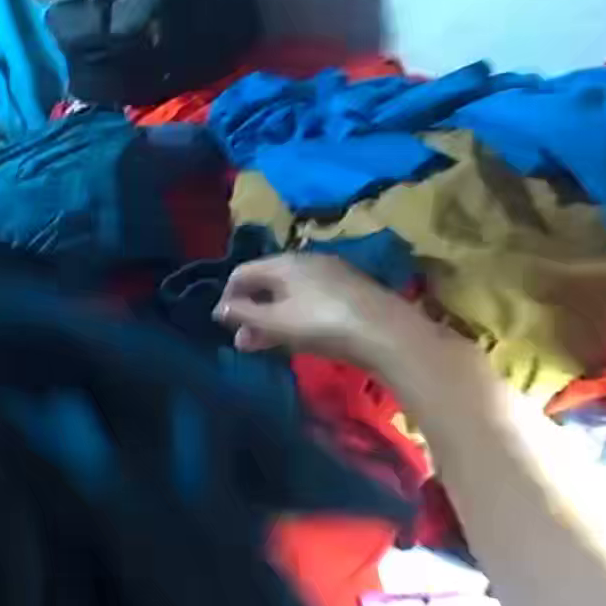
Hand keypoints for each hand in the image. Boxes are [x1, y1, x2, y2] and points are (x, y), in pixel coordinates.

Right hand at [214, 253, 470, 374]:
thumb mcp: (276, 322)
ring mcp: (330, 275)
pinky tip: (296, 337)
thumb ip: (243, 315)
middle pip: (266, 282)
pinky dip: (293, 315)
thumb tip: (218, 309)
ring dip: (271, 317)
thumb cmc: (322, 324)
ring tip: (264, 343)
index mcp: (283, 262)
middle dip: (250, 310)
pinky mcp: (349, 291)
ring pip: (288, 293)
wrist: (387, 334)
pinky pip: (308, 299)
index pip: (242, 272)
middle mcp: (305, 261)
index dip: (227, 296)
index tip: (223, 323)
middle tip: (242, 339)